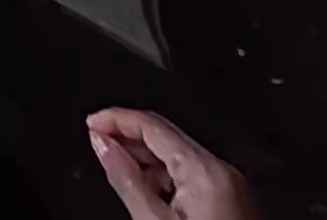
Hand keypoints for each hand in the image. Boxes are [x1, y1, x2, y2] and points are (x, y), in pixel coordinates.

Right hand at [86, 108, 255, 219]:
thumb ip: (124, 177)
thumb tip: (101, 142)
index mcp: (205, 170)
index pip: (150, 123)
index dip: (114, 119)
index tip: (91, 125)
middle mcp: (223, 173)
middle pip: (165, 135)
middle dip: (128, 136)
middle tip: (99, 144)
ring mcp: (232, 190)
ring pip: (177, 156)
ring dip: (145, 158)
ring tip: (120, 171)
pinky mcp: (235, 207)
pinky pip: (191, 177)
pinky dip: (165, 177)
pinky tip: (149, 194)